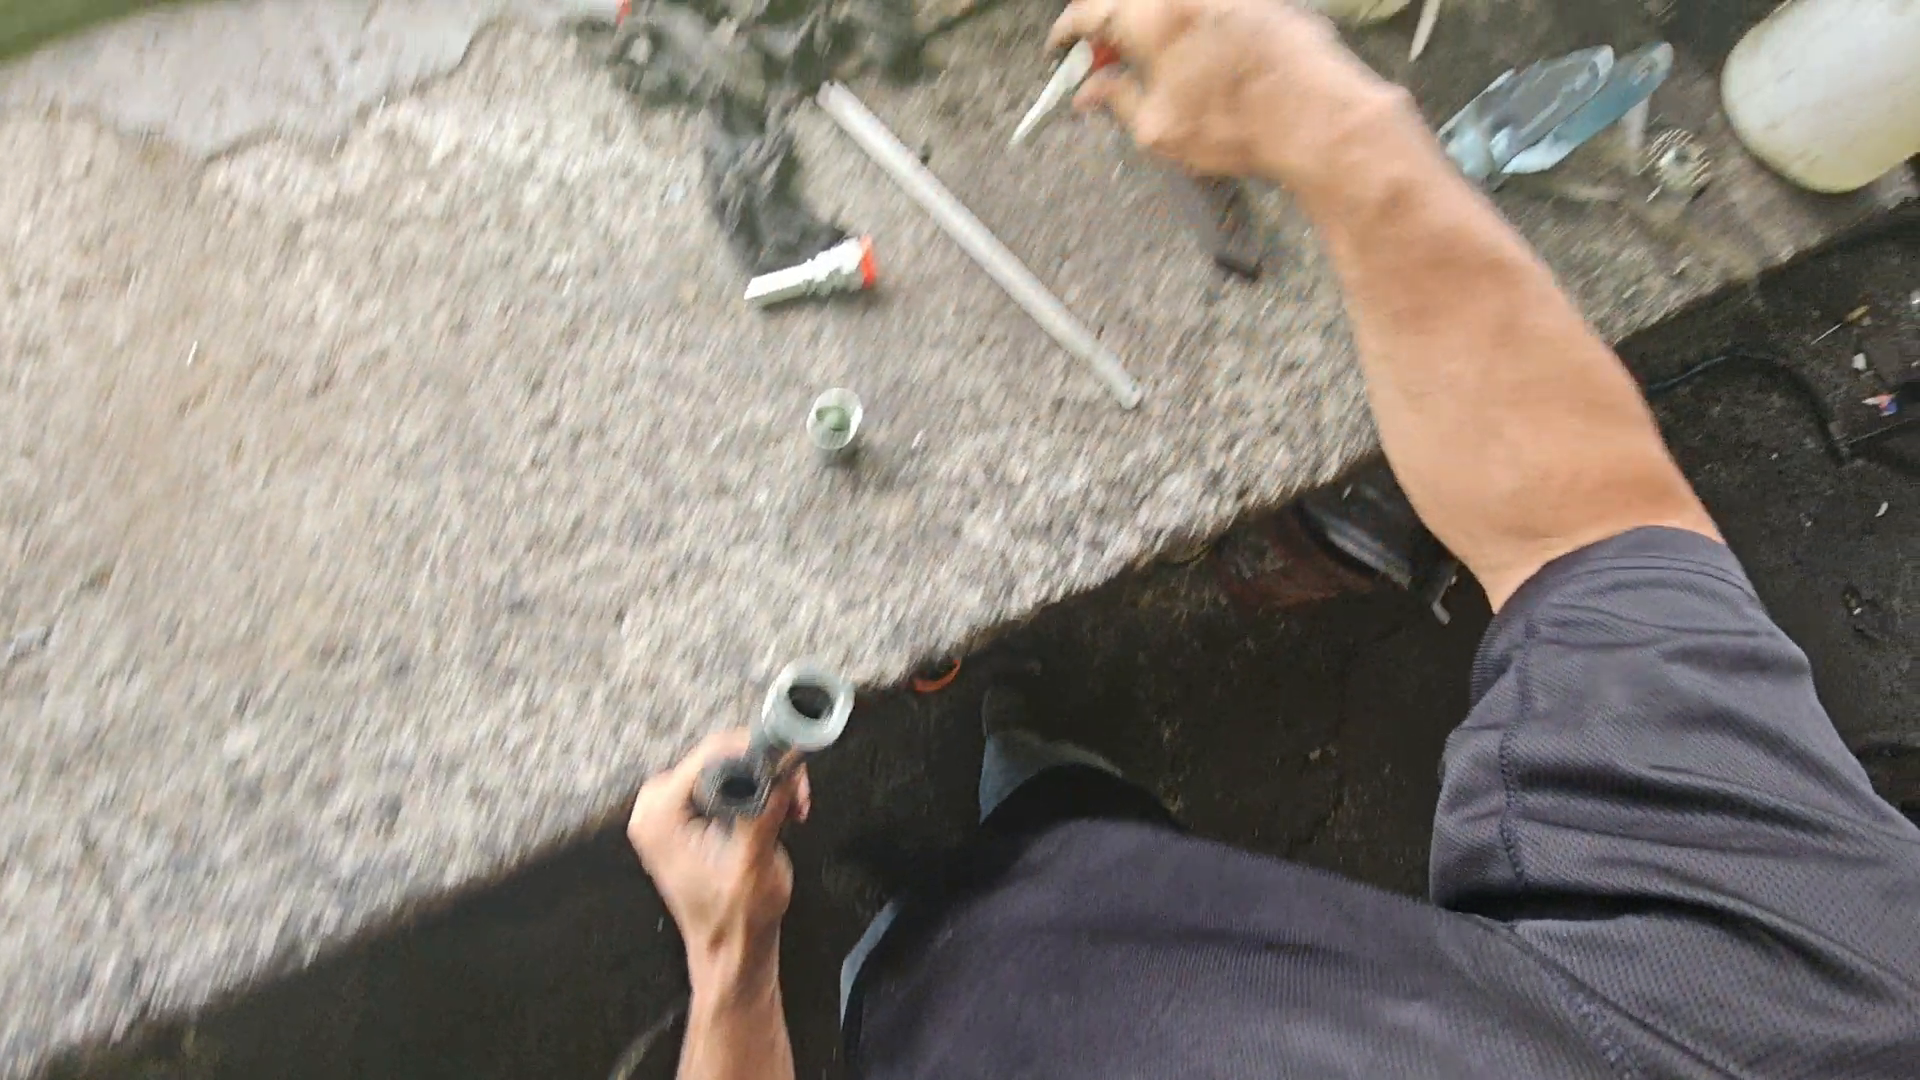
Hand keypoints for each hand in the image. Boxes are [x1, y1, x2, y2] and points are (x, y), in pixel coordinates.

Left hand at [628, 731, 811, 990]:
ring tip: (793, 809)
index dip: (760, 750)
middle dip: (768, 768)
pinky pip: (733, 776)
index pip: (714, 752)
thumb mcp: (755, 859)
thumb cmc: (735, 920)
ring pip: (734, 761)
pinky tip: (781, 812)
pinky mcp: (691, 810)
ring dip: (770, 779)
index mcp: (660, 815)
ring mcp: (672, 806)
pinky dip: (762, 787)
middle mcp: (658, 805)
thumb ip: (768, 804)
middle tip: (796, 794)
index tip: (793, 759)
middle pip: (724, 753)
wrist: (731, 951)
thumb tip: (786, 761)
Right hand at [1049, 0, 1395, 183]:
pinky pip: (1198, 9)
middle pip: (1129, 2)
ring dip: (1144, 29)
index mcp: (1155, 18)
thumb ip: (1117, 100)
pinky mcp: (1253, 0)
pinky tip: (1183, 61)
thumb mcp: (1157, 128)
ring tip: (1142, 68)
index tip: (1059, 48)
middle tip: (1099, 64)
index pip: (1093, 11)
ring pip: (1165, 8)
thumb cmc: (1236, 126)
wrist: (1311, 116)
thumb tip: (1089, 92)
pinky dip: (1178, 28)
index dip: (1069, 31)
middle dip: (1107, 29)